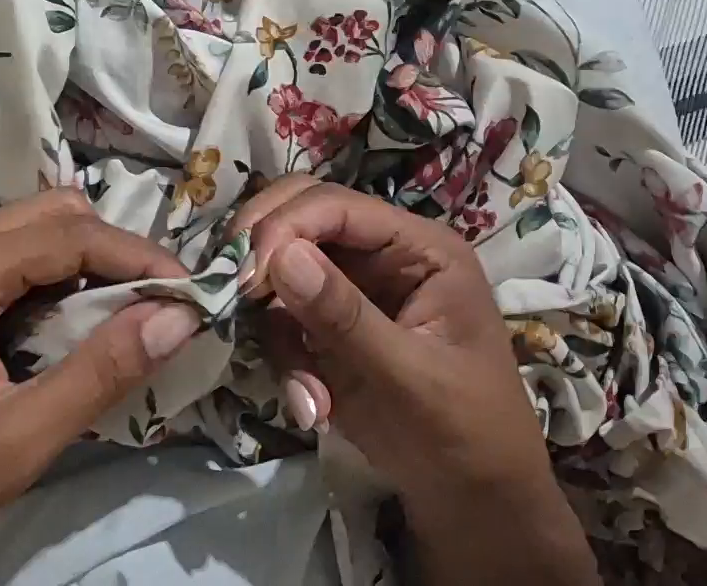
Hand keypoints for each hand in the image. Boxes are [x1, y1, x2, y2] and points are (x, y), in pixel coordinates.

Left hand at [0, 189, 200, 583]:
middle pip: (52, 215)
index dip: (138, 258)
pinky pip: (13, 256)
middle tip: (160, 307)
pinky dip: (57, 278)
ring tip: (129, 317)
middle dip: (115, 253)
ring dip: (88, 263)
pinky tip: (75, 324)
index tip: (193, 294)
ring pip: (34, 229)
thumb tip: (176, 318)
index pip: (69, 234)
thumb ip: (100, 373)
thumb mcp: (19, 438)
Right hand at [233, 176, 597, 585]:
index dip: (284, 227)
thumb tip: (280, 255)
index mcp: (419, 248)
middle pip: (297, 213)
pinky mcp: (323, 320)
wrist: (473, 502)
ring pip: (277, 265)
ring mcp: (349, 285)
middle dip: (260, 252)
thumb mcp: (411, 379)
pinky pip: (277, 313)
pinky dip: (280, 354)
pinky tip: (310, 404)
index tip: (248, 277)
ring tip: (304, 388)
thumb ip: (345, 316)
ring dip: (272, 321)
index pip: (335, 205)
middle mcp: (380, 252)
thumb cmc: (465, 435)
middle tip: (233, 292)